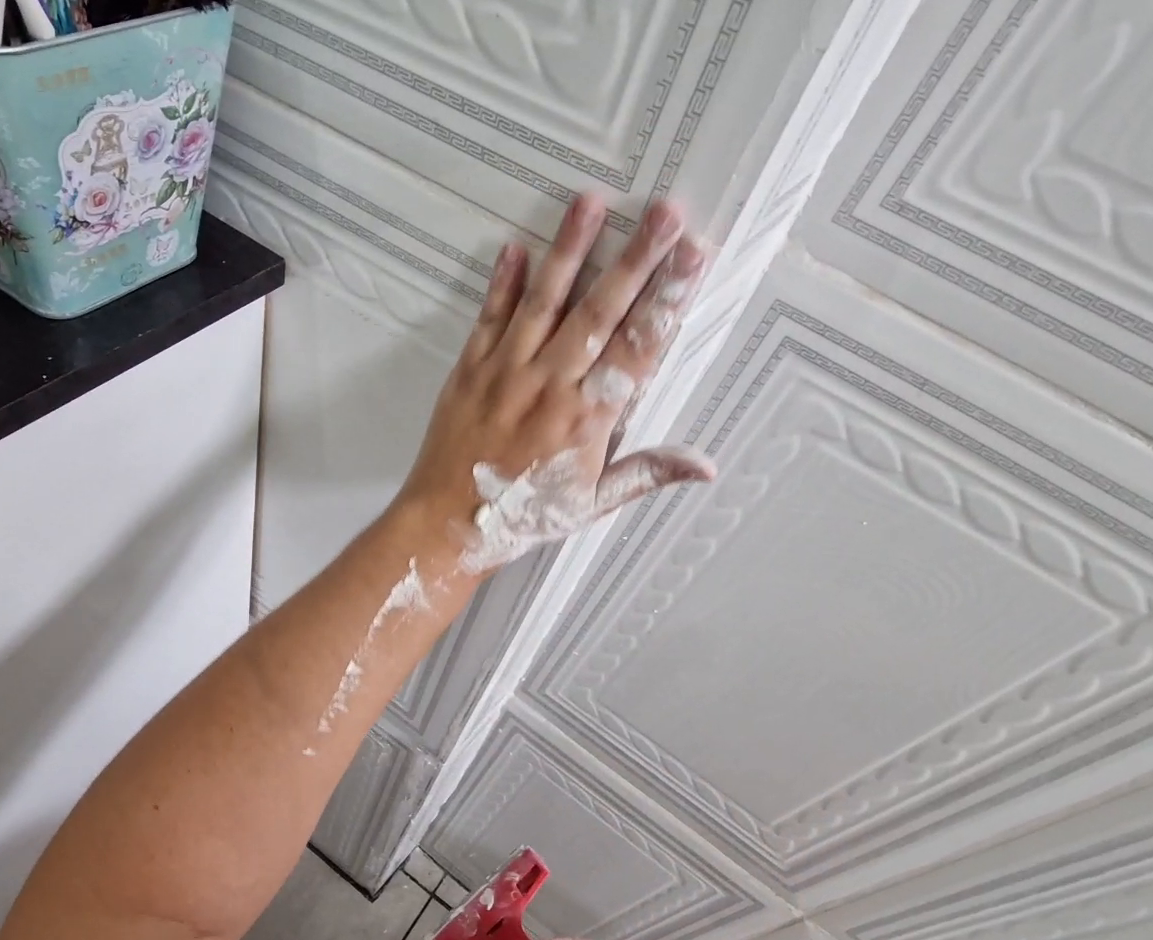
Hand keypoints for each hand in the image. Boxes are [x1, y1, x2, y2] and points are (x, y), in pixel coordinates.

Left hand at [387, 194, 712, 578]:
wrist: (445, 523)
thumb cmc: (522, 515)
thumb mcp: (591, 503)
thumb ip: (647, 473)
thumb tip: (707, 466)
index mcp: (586, 418)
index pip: (638, 347)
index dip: (667, 299)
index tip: (694, 256)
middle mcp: (549, 385)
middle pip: (600, 312)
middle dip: (635, 259)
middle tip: (665, 212)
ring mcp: (505, 372)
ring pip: (544, 302)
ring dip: (570, 250)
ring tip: (591, 202)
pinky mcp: (469, 370)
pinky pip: (490, 318)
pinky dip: (503, 283)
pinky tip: (516, 247)